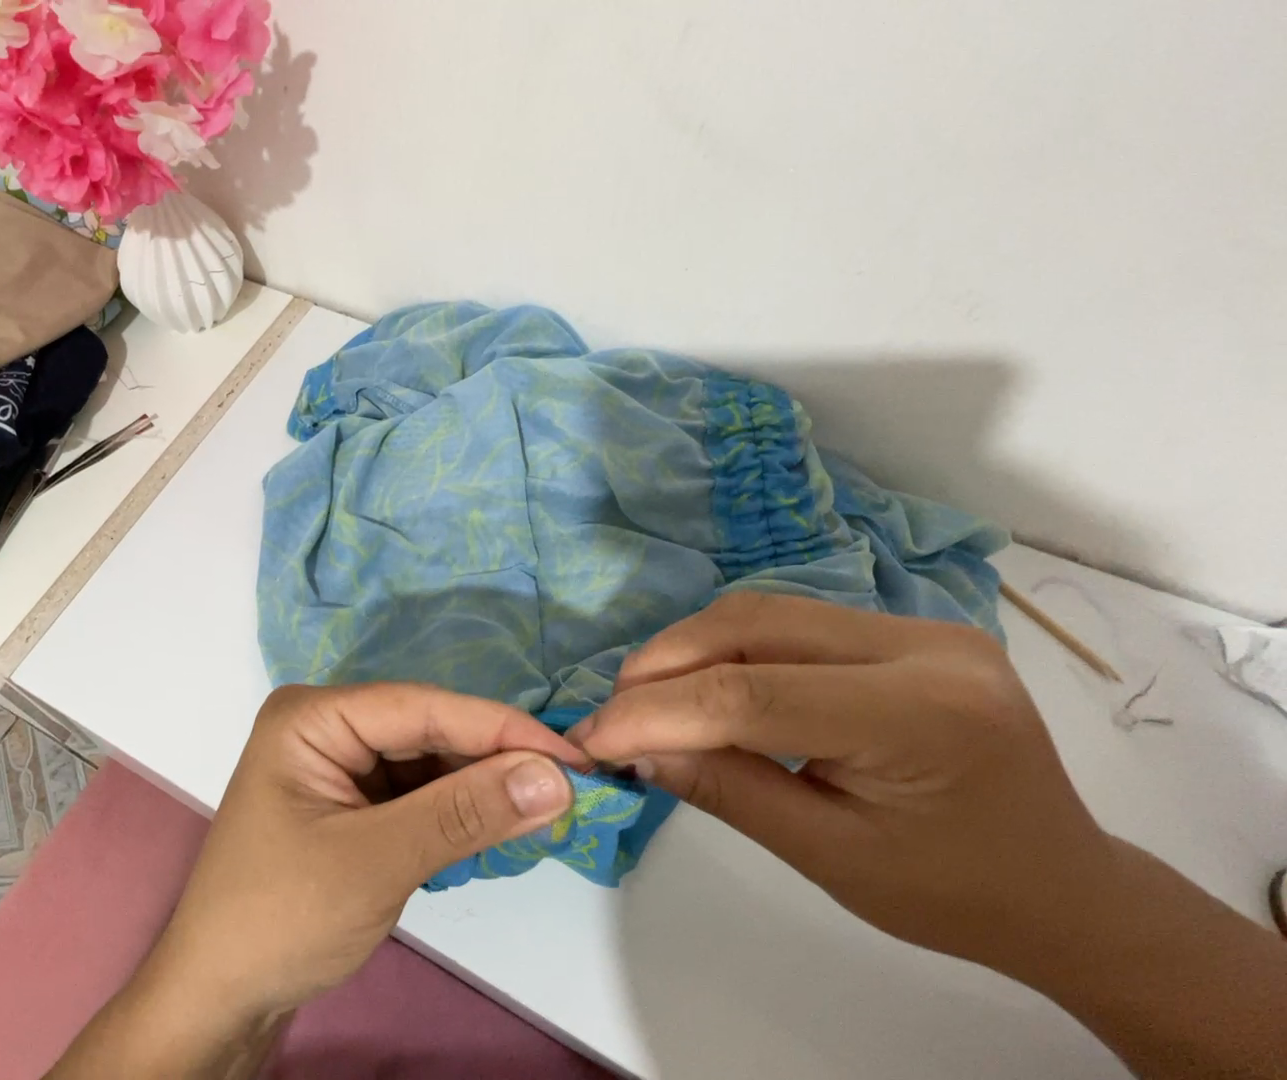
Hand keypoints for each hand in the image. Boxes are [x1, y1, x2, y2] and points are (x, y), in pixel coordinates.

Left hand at [158, 682, 585, 1013]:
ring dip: (481, 788)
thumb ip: (464, 814)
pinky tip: (500, 826)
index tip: (575, 760)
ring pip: (429, 762)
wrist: (219, 993)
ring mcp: (337, 765)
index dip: (502, 728)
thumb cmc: (280, 917)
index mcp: (313, 717)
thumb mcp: (376, 861)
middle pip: (428, 730)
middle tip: (573, 791)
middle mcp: (325, 727)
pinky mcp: (351, 803)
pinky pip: (417, 793)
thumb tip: (554, 777)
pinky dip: (458, 812)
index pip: (422, 707)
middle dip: (495, 759)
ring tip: (547, 811)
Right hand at [565, 590, 1116, 974]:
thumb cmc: (950, 894)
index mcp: (922, 717)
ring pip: (762, 610)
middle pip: (752, 624)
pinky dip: (727, 650)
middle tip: (612, 715)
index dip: (657, 711)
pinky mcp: (903, 628)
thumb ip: (724, 789)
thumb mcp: (827, 856)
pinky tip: (703, 687)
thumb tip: (633, 747)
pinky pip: (788, 621)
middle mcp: (926, 647)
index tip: (592, 738)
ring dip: (688, 651)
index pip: (753, 693)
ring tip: (647, 702)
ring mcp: (919, 626)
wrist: (1062, 888)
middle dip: (664, 664)